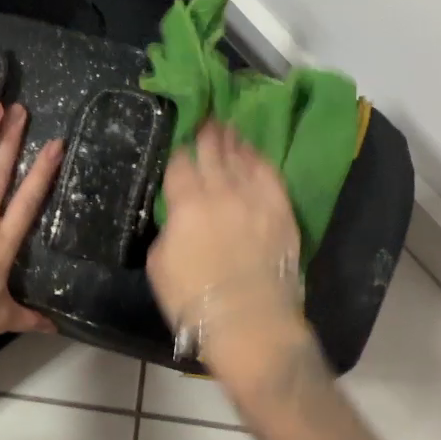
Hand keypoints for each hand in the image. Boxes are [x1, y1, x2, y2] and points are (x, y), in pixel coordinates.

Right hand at [145, 123, 308, 383]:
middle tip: (205, 118)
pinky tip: (254, 153)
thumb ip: (168, 229)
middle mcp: (221, 193)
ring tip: (227, 128)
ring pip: (242, 159)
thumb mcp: (160, 262)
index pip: (180, 165)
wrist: (249, 321)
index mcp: (186, 204)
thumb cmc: (193, 300)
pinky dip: (259, 161)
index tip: (177, 141)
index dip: (177, 151)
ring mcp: (255, 199)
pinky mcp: (280, 211)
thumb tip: (177, 216)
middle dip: (207, 135)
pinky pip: (269, 176)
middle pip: (213, 154)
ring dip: (233, 142)